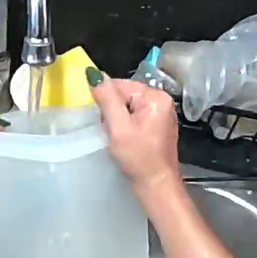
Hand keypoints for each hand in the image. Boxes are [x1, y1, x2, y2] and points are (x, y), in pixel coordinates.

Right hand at [87, 69, 181, 194]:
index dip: (106, 100)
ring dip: (118, 118)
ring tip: (117, 135)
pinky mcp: (158, 124)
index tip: (102, 119)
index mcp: (155, 96)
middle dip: (112, 109)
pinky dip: (126, 124)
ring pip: (128, 105)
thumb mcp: (118, 126)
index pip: (120, 84)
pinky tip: (125, 138)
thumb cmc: (137, 157)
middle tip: (110, 129)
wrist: (156, 184)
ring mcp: (162, 112)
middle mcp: (162, 100)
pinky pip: (135, 115)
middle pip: (125, 94)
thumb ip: (106, 98)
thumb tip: (93, 73)